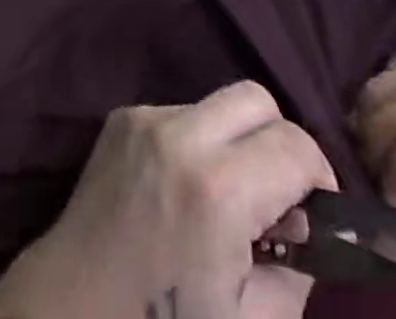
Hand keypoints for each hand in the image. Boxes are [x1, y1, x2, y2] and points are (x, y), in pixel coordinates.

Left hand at [0, 82, 335, 318]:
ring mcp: (141, 120)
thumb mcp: (256, 318)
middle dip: (278, 142)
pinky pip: (178, 113)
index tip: (313, 215)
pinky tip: (183, 186)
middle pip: (255, 99)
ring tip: (222, 195)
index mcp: (217, 186)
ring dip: (234, 141)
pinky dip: (196, 142)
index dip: (320, 180)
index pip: (296, 145)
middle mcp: (177, 134)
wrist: (75, 298)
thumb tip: (315, 225)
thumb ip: (301, 265)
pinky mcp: (118, 119)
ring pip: (215, 104)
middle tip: (275, 195)